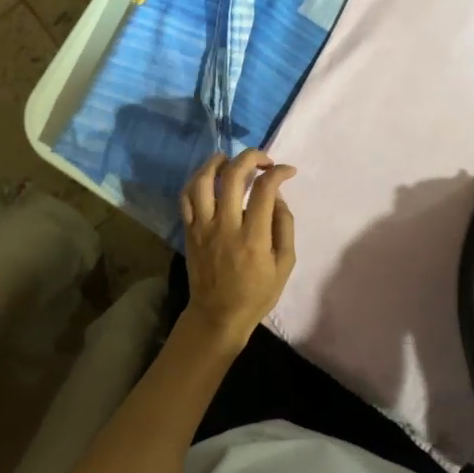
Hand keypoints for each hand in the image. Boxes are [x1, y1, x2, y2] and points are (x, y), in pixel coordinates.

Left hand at [178, 150, 296, 348]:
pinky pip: (185, 198)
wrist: (218, 315)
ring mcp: (202, 227)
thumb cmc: (256, 293)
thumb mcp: (284, 265)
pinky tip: (208, 177)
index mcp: (253, 237)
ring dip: (217, 162)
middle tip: (263, 159)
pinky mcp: (188, 231)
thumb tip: (277, 195)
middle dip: (250, 157)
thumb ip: (284, 226)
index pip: (264, 189)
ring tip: (230, 158)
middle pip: (233, 176)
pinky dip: (195, 180)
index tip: (287, 171)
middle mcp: (225, 226)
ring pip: (202, 181)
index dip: (278, 172)